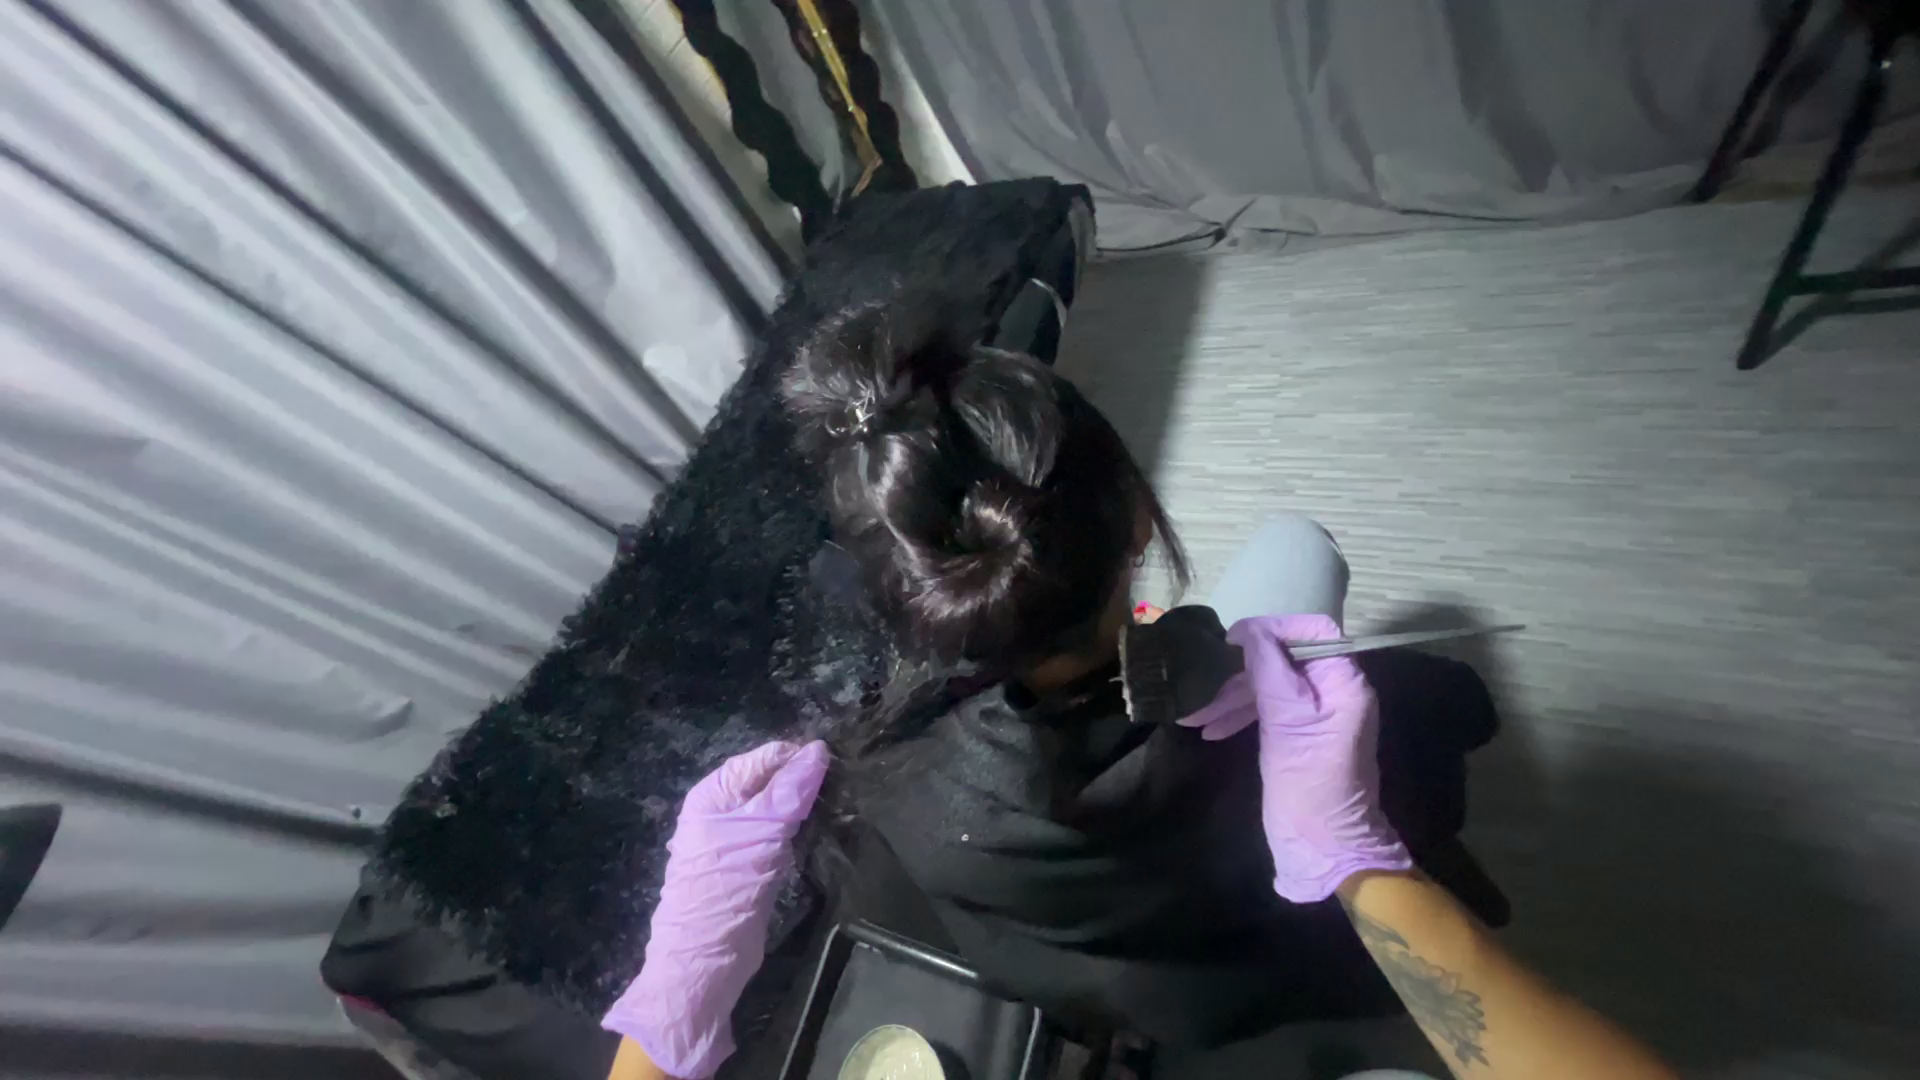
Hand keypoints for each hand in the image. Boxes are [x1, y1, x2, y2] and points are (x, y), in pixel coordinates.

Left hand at [601, 741, 829, 1077]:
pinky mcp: (751, 860)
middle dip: (803, 777)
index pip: (764, 757)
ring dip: (804, 802)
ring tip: (838, 801)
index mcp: (714, 792)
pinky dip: (798, 824)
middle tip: (842, 784)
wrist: (705, 962)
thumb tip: (820, 748)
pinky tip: (821, 825)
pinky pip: (778, 829)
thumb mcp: (762, 832)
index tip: (837, 764)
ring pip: (777, 803)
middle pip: (770, 777)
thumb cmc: (727, 888)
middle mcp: (722, 807)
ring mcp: (736, 835)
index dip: (798, 757)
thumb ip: (790, 789)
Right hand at [1178, 615, 1410, 901]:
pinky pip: (1266, 708)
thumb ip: (1268, 668)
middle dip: (1241, 668)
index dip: (1273, 628)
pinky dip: (1238, 713)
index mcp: (1343, 682)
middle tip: (1203, 682)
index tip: (1233, 642)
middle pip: (1284, 657)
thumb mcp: (1285, 720)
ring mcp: (1316, 714)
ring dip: (1231, 694)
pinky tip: (1210, 728)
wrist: (1323, 847)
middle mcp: (1334, 690)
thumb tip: (1247, 629)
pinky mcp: (1298, 733)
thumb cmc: (1309, 782)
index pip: (1314, 629)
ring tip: (1194, 715)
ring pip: (1269, 683)